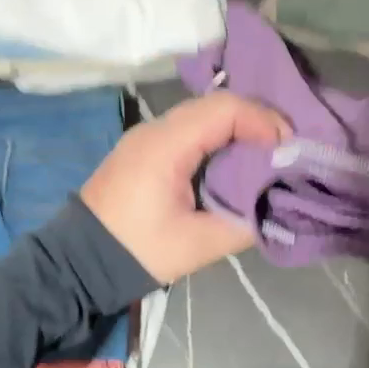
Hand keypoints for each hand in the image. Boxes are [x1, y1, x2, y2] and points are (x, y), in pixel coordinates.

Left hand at [81, 93, 289, 282]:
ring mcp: (147, 136)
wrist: (79, 261)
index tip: (288, 149)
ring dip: (237, 129)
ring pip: (202, 116)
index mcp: (166, 145)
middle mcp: (155, 129)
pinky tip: (234, 162)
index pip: (224, 110)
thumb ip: (244, 221)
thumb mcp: (198, 245)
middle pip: (215, 106)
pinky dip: (217, 139)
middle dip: (256, 122)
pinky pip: (188, 130)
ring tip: (267, 156)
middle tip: (286, 150)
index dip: (263, 121)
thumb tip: (277, 204)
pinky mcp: (145, 149)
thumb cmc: (138, 251)